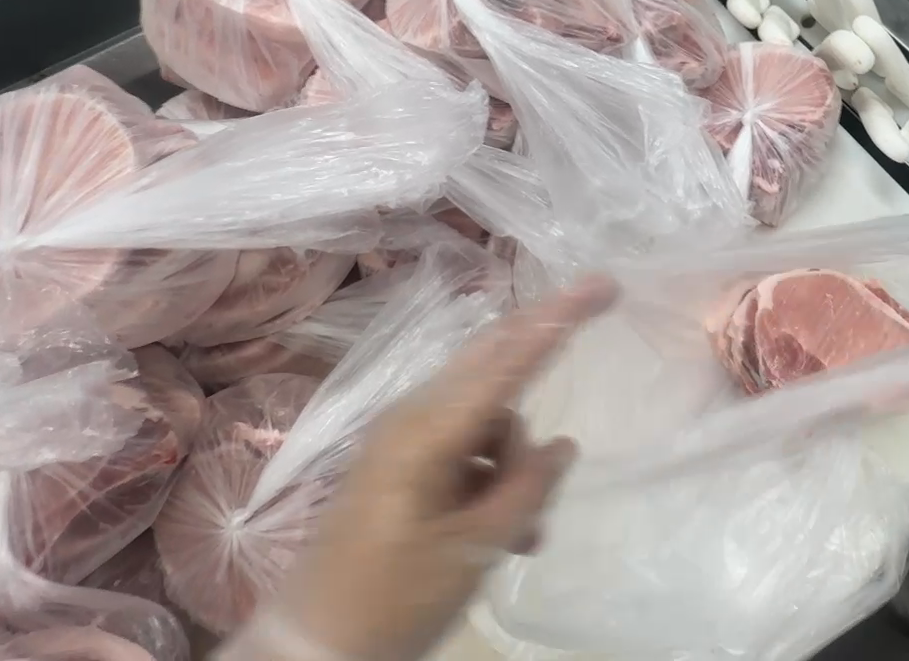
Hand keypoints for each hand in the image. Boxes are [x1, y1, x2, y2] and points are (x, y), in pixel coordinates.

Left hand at [222, 277, 615, 660]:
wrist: (304, 653)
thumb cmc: (391, 600)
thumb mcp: (474, 550)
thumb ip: (528, 488)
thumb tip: (562, 446)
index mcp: (430, 431)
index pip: (511, 358)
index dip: (561, 318)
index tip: (604, 284)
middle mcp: (415, 417)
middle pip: (495, 356)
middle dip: (545, 339)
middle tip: (599, 303)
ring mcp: (405, 437)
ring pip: (489, 414)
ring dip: (517, 455)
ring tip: (527, 527)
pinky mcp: (402, 461)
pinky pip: (467, 443)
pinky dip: (494, 473)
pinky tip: (508, 531)